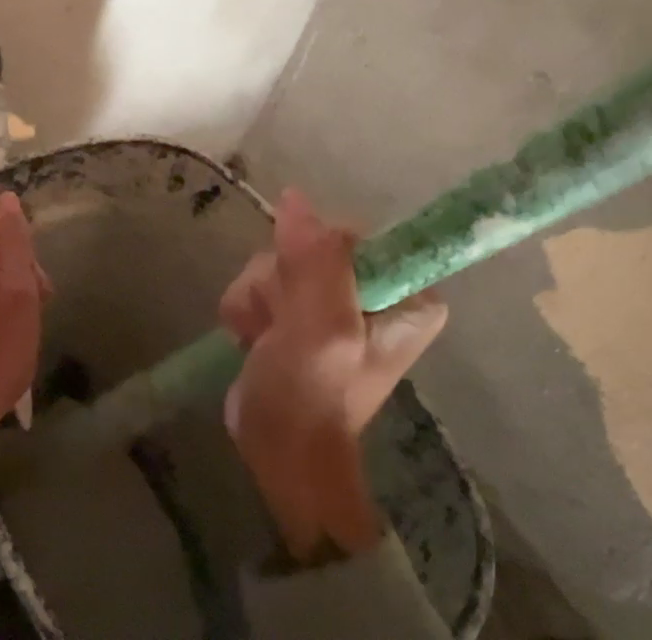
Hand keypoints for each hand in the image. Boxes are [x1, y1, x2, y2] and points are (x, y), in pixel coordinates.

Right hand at [219, 189, 447, 559]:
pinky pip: (260, 283)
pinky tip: (250, 337)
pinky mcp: (296, 316)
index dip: (315, 256)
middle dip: (279, 281)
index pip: (351, 237)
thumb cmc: (311, 396)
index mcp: (405, 295)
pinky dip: (246, 308)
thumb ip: (315, 260)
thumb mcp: (321, 326)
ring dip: (257, 297)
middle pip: (307, 247)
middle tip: (280, 323)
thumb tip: (293, 197)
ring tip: (262, 338)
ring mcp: (330, 305)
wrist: (279, 454)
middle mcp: (373, 294)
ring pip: (276, 263)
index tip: (303, 291)